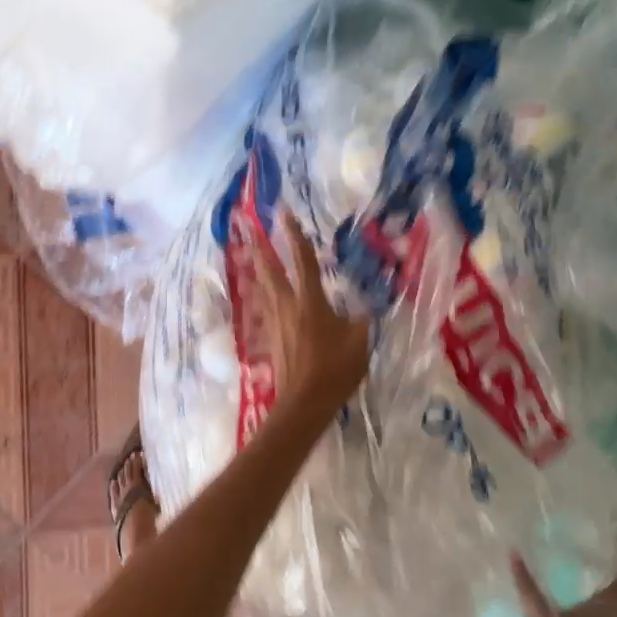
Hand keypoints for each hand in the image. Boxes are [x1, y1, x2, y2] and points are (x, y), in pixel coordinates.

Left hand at [251, 205, 371, 413]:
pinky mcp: (271, 340)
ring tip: (253, 255)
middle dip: (262, 247)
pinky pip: (266, 308)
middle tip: (250, 227)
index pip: (302, 259)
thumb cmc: (334, 368)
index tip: (283, 213)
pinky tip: (265, 297)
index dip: (294, 235)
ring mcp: (276, 323)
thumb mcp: (361, 339)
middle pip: (270, 270)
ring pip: (265, 289)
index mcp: (310, 300)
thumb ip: (364, 318)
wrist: (304, 404)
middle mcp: (287, 306)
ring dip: (259, 269)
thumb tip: (367, 305)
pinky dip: (265, 295)